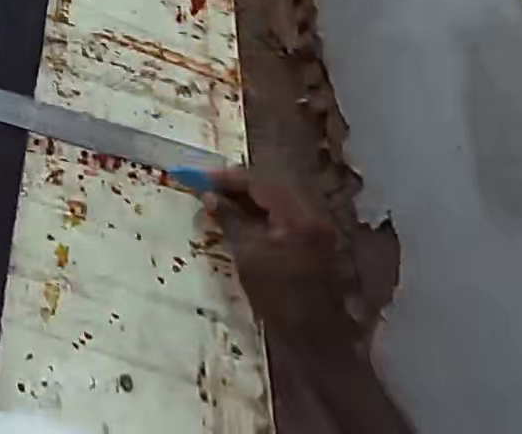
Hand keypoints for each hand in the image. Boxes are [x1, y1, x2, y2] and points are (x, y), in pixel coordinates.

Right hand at [202, 169, 344, 339]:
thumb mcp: (246, 254)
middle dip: (239, 184)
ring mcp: (319, 230)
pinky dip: (263, 212)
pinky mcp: (317, 243)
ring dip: (250, 197)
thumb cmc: (278, 298)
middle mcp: (315, 217)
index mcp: (300, 217)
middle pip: (272, 186)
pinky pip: (286, 215)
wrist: (316, 344)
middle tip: (210, 187)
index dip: (228, 178)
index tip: (201, 178)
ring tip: (221, 201)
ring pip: (279, 199)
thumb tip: (210, 196)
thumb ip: (229, 218)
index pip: (260, 182)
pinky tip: (242, 218)